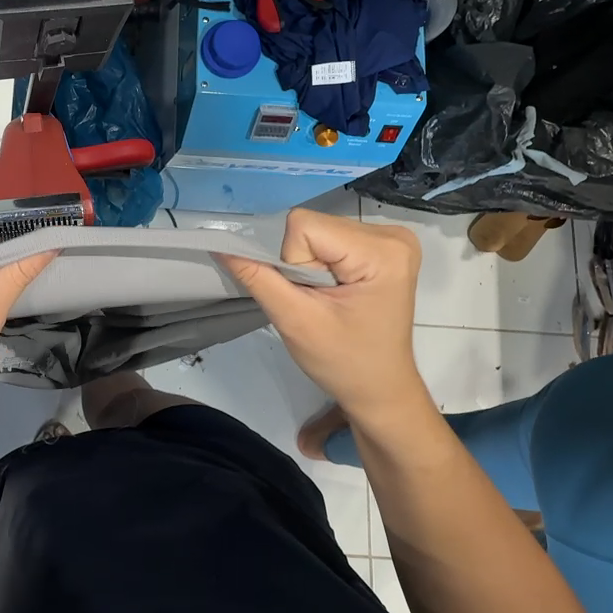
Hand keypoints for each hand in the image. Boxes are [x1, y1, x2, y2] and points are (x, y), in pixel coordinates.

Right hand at [218, 208, 426, 419]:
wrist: (380, 387)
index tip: (311, 295)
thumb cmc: (344, 361)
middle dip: (302, 262)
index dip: (292, 261)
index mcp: (381, 252)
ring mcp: (391, 238)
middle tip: (320, 299)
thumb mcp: (294, 321)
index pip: (304, 226)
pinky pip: (330, 236)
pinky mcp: (384, 245)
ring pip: (318, 229)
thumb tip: (221, 244)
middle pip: (312, 225)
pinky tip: (338, 288)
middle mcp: (391, 235)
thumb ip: (257, 277)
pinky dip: (322, 261)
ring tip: (329, 296)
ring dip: (311, 263)